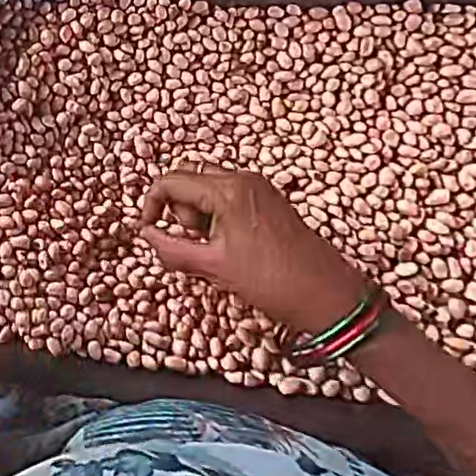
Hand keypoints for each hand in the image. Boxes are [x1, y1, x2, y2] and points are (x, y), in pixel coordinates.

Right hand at [138, 166, 366, 334]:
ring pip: (206, 186)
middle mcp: (243, 179)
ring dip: (197, 212)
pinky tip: (228, 244)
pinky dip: (216, 214)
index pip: (170, 182)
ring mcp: (258, 187)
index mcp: (227, 190)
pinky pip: (227, 195)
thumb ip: (170, 248)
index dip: (151, 204)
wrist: (330, 296)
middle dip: (179, 208)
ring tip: (213, 247)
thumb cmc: (274, 282)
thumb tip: (145, 233)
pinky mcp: (268, 199)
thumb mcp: (213, 267)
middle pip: (188, 179)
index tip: (148, 228)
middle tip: (192, 242)